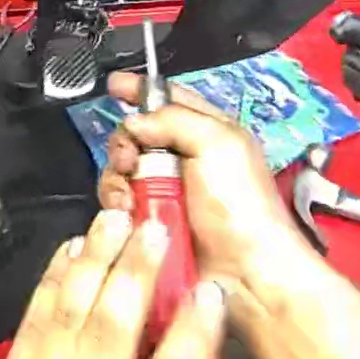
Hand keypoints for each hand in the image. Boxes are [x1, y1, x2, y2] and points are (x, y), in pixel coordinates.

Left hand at [0, 208, 226, 358]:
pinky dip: (49, 284)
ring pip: (63, 322)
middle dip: (134, 275)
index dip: (193, 336)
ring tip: (114, 218)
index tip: (210, 289)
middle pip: (107, 339)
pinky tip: (68, 249)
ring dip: (91, 263)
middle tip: (155, 229)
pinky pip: (26, 330)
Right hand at [97, 72, 313, 287]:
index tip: (115, 85)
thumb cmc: (239, 202)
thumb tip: (132, 122)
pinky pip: (120, 201)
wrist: (244, 273)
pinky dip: (117, 203)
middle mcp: (184, 156)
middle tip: (129, 159)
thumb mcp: (218, 144)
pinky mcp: (151, 220)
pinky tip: (127, 213)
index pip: (168, 98)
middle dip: (125, 141)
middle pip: (137, 133)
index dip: (141, 90)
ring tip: (130, 195)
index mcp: (208, 129)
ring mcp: (166, 190)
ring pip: (123, 167)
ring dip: (118, 176)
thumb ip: (174, 120)